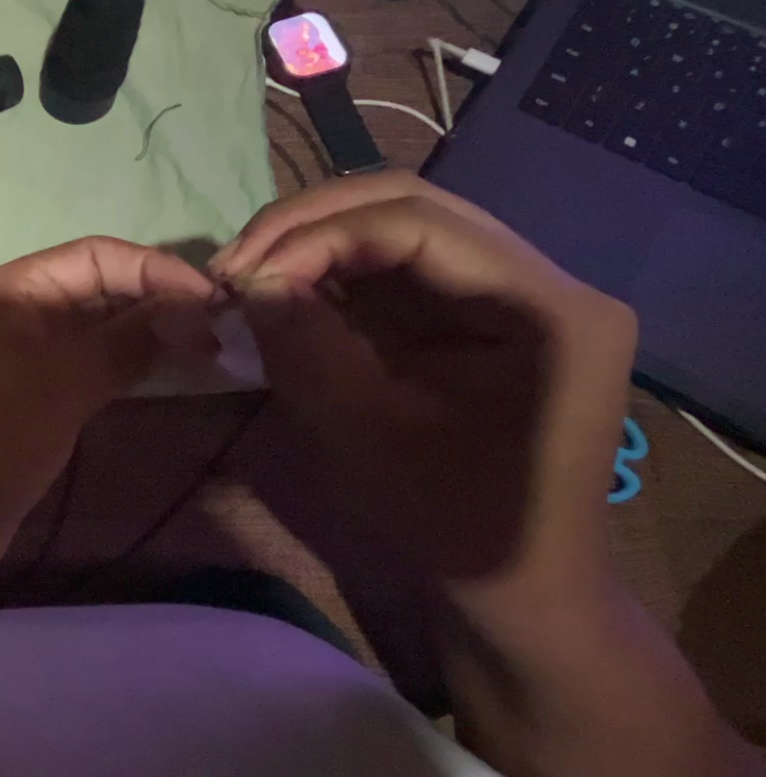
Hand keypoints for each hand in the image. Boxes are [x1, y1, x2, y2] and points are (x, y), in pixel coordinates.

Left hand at [0, 236, 218, 585]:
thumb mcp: (55, 389)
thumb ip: (124, 344)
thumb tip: (197, 308)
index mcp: (6, 292)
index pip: (92, 257)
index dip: (155, 271)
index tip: (220, 301)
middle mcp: (14, 313)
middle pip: (96, 287)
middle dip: (157, 299)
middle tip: (229, 328)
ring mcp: (22, 356)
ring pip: (96, 327)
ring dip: (150, 332)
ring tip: (216, 348)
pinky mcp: (33, 395)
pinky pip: (89, 364)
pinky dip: (129, 362)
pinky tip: (173, 369)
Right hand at [209, 171, 635, 601]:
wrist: (514, 579)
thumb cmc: (450, 515)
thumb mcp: (362, 428)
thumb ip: (302, 342)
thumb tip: (246, 280)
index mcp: (545, 307)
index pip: (415, 224)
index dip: (315, 238)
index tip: (241, 278)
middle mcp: (539, 278)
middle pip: (406, 202)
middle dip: (305, 224)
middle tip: (235, 261)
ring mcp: (505, 287)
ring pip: (393, 220)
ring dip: (309, 237)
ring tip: (248, 270)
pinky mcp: (469, 306)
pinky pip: (388, 259)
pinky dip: (325, 264)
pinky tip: (281, 285)